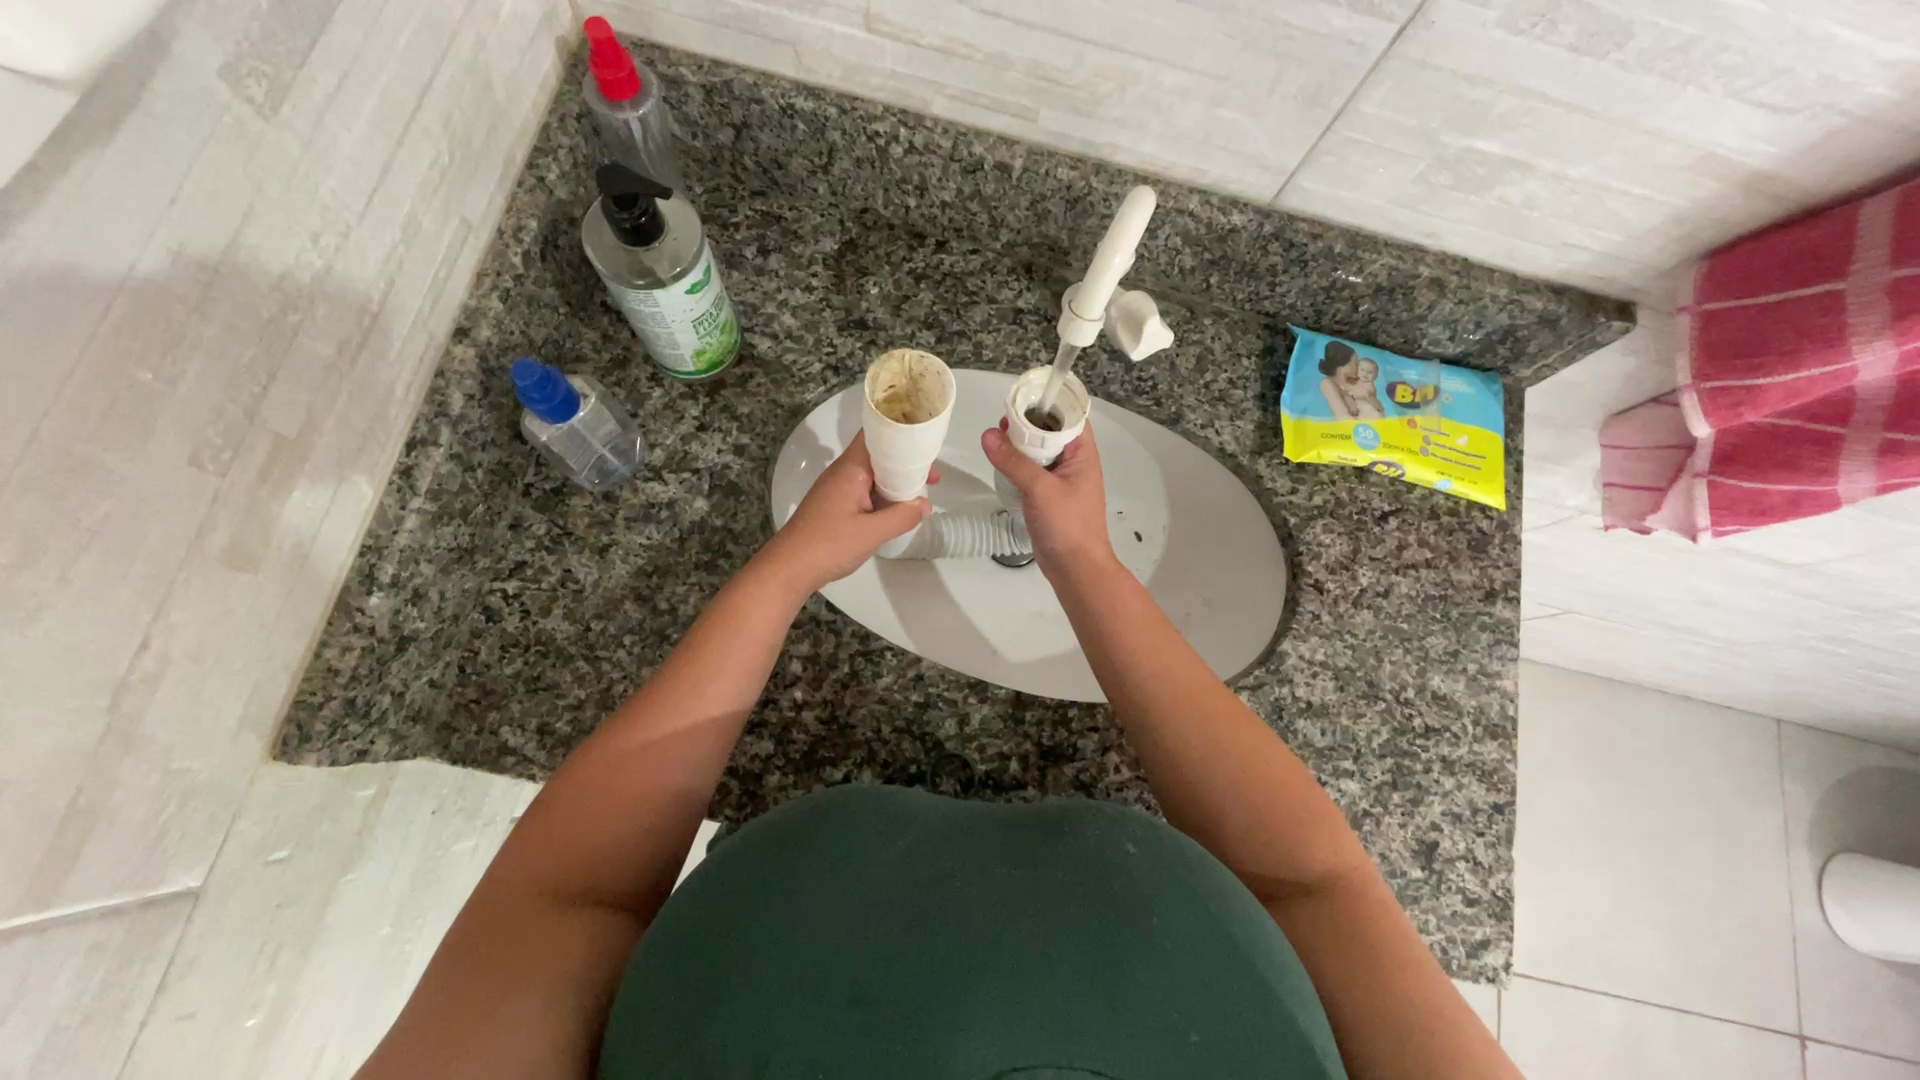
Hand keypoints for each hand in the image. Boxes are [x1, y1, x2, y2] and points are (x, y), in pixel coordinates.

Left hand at [759, 431, 933, 593]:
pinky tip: (895, 511)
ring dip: (895, 482)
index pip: (875, 435)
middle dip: (905, 463)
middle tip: (932, 478)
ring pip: (871, 475)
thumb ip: (902, 517)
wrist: (789, 568)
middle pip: (877, 455)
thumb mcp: (872, 533)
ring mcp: (836, 489)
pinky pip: (863, 491)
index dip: (901, 434)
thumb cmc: (829, 545)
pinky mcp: (833, 505)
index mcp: (851, 469)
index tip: (925, 446)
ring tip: (919, 495)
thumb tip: (925, 504)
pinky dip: (882, 496)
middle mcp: (843, 472)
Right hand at [981, 419, 1112, 575]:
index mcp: (1082, 455)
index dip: (1048, 405)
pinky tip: (1000, 464)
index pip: (1070, 417)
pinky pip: (1033, 473)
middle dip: (1028, 425)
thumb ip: (1013, 462)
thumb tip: (987, 435)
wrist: (1076, 569)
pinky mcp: (1049, 498)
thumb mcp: (1040, 489)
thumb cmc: (1067, 525)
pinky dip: (1018, 466)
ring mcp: (1061, 481)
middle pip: (1051, 433)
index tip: (1022, 400)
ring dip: (1020, 446)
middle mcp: (1074, 463)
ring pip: (1040, 454)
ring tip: (996, 440)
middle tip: (1002, 421)